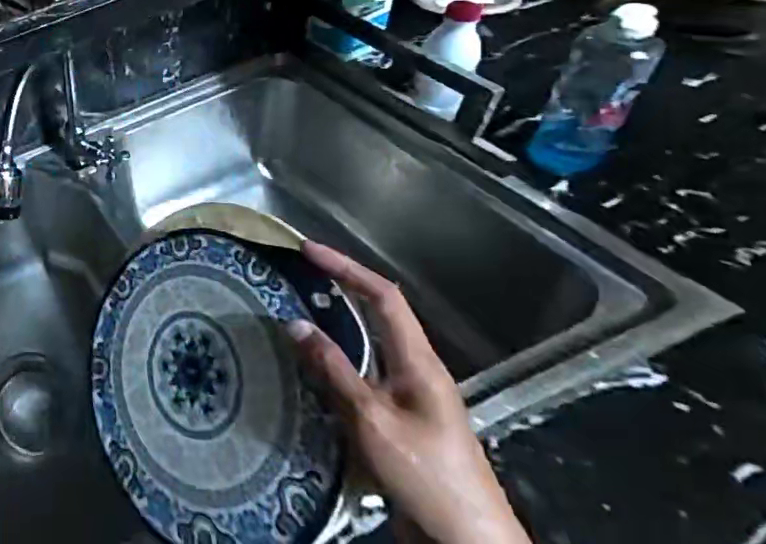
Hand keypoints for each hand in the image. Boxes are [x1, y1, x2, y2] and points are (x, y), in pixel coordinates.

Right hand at [288, 241, 529, 543]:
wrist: (468, 542)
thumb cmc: (426, 475)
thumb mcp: (372, 420)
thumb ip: (334, 371)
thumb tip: (297, 324)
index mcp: (419, 360)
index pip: (382, 295)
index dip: (346, 267)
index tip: (309, 250)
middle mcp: (419, 369)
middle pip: (380, 313)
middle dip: (343, 287)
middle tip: (302, 274)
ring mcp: (414, 395)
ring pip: (372, 344)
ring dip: (340, 324)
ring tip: (301, 312)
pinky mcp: (405, 420)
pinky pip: (368, 374)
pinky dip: (341, 360)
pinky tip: (317, 369)